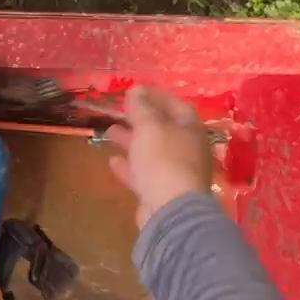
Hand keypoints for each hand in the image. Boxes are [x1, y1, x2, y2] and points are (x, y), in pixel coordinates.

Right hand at [106, 85, 215, 226]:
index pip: (176, 105)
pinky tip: (113, 160)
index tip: (134, 90)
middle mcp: (187, 149)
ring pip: (151, 151)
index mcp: (190, 130)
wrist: (171, 210)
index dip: (155, 95)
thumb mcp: (149, 126)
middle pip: (163, 129)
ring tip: (109, 132)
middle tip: (120, 111)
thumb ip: (141, 107)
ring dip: (131, 140)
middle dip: (140, 119)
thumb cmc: (162, 159)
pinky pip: (144, 173)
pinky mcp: (162, 192)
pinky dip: (129, 166)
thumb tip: (136, 89)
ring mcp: (176, 172)